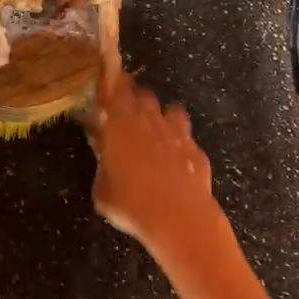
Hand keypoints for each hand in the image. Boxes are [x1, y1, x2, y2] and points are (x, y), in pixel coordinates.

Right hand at [86, 73, 220, 246]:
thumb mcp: (102, 190)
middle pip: (143, 95)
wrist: (179, 218)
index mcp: (121, 123)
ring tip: (155, 134)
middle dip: (135, 100)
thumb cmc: (131, 204)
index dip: (111, 81)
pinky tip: (176, 162)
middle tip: (127, 115)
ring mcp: (177, 132)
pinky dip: (180, 144)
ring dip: (161, 117)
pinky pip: (186, 138)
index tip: (108, 80)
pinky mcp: (196, 149)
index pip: (115, 88)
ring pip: (170, 111)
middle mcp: (149, 119)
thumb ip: (102, 165)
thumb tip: (103, 152)